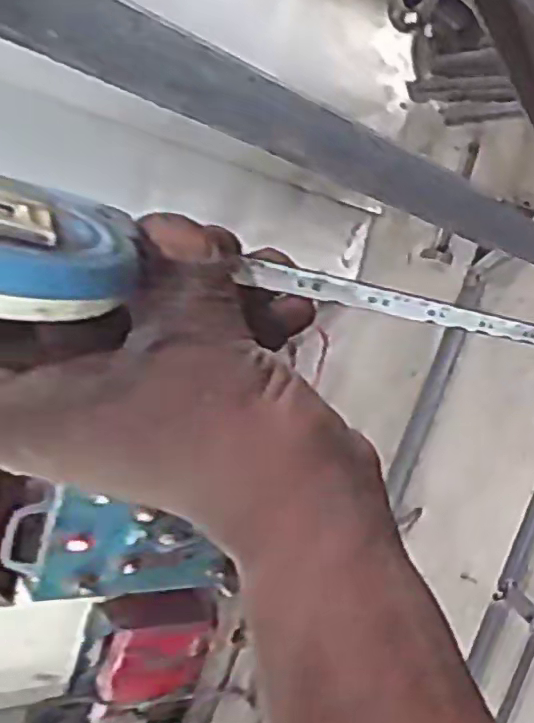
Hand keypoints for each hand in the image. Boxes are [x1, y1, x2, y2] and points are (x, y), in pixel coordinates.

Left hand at [0, 214, 384, 557]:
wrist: (314, 493)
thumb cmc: (229, 435)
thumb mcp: (197, 347)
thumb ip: (183, 282)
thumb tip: (176, 229)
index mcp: (17, 396)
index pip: (14, 307)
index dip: (56, 263)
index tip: (107, 233)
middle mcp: (68, 392)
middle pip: (92, 305)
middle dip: (154, 268)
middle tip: (198, 240)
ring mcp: (144, 395)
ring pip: (164, 319)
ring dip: (220, 289)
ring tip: (265, 268)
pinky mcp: (205, 396)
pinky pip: (212, 343)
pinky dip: (251, 320)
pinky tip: (290, 305)